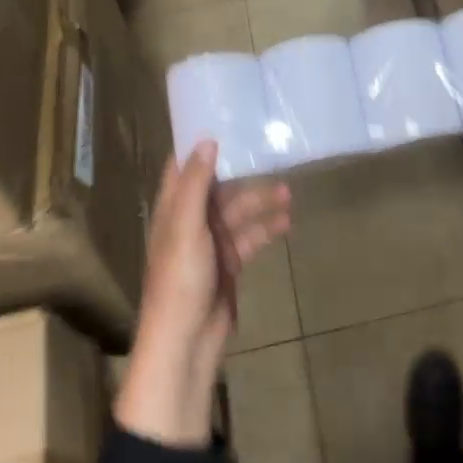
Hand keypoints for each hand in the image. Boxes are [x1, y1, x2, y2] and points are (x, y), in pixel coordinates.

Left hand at [116, 141, 290, 447]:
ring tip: (289, 192)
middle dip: (244, 175)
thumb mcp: (186, 227)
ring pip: (238, 214)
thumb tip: (208, 139)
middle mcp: (190, 222)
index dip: (200, 146)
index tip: (226, 122)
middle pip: (219, 189)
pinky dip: (267, 229)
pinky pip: (250, 238)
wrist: (187, 340)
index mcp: (173, 210)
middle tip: (274, 157)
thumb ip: (197, 184)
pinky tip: (287, 223)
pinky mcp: (228, 265)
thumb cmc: (180, 280)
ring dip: (261, 203)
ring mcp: (210, 245)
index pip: (183, 168)